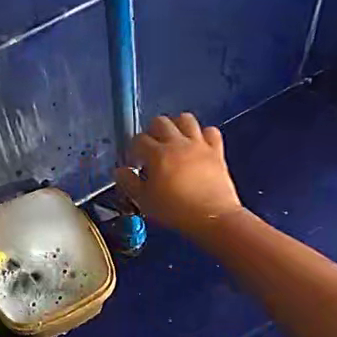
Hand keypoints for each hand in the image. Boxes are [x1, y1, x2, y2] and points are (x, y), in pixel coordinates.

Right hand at [115, 113, 245, 239]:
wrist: (213, 218)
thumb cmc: (177, 211)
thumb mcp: (145, 201)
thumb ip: (129, 183)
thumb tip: (120, 171)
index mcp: (158, 155)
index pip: (139, 140)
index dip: (133, 149)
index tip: (135, 161)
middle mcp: (178, 144)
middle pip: (160, 121)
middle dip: (152, 131)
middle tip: (151, 147)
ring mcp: (199, 145)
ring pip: (186, 119)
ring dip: (176, 125)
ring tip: (173, 140)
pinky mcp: (216, 151)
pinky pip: (210, 131)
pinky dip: (203, 135)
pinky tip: (198, 145)